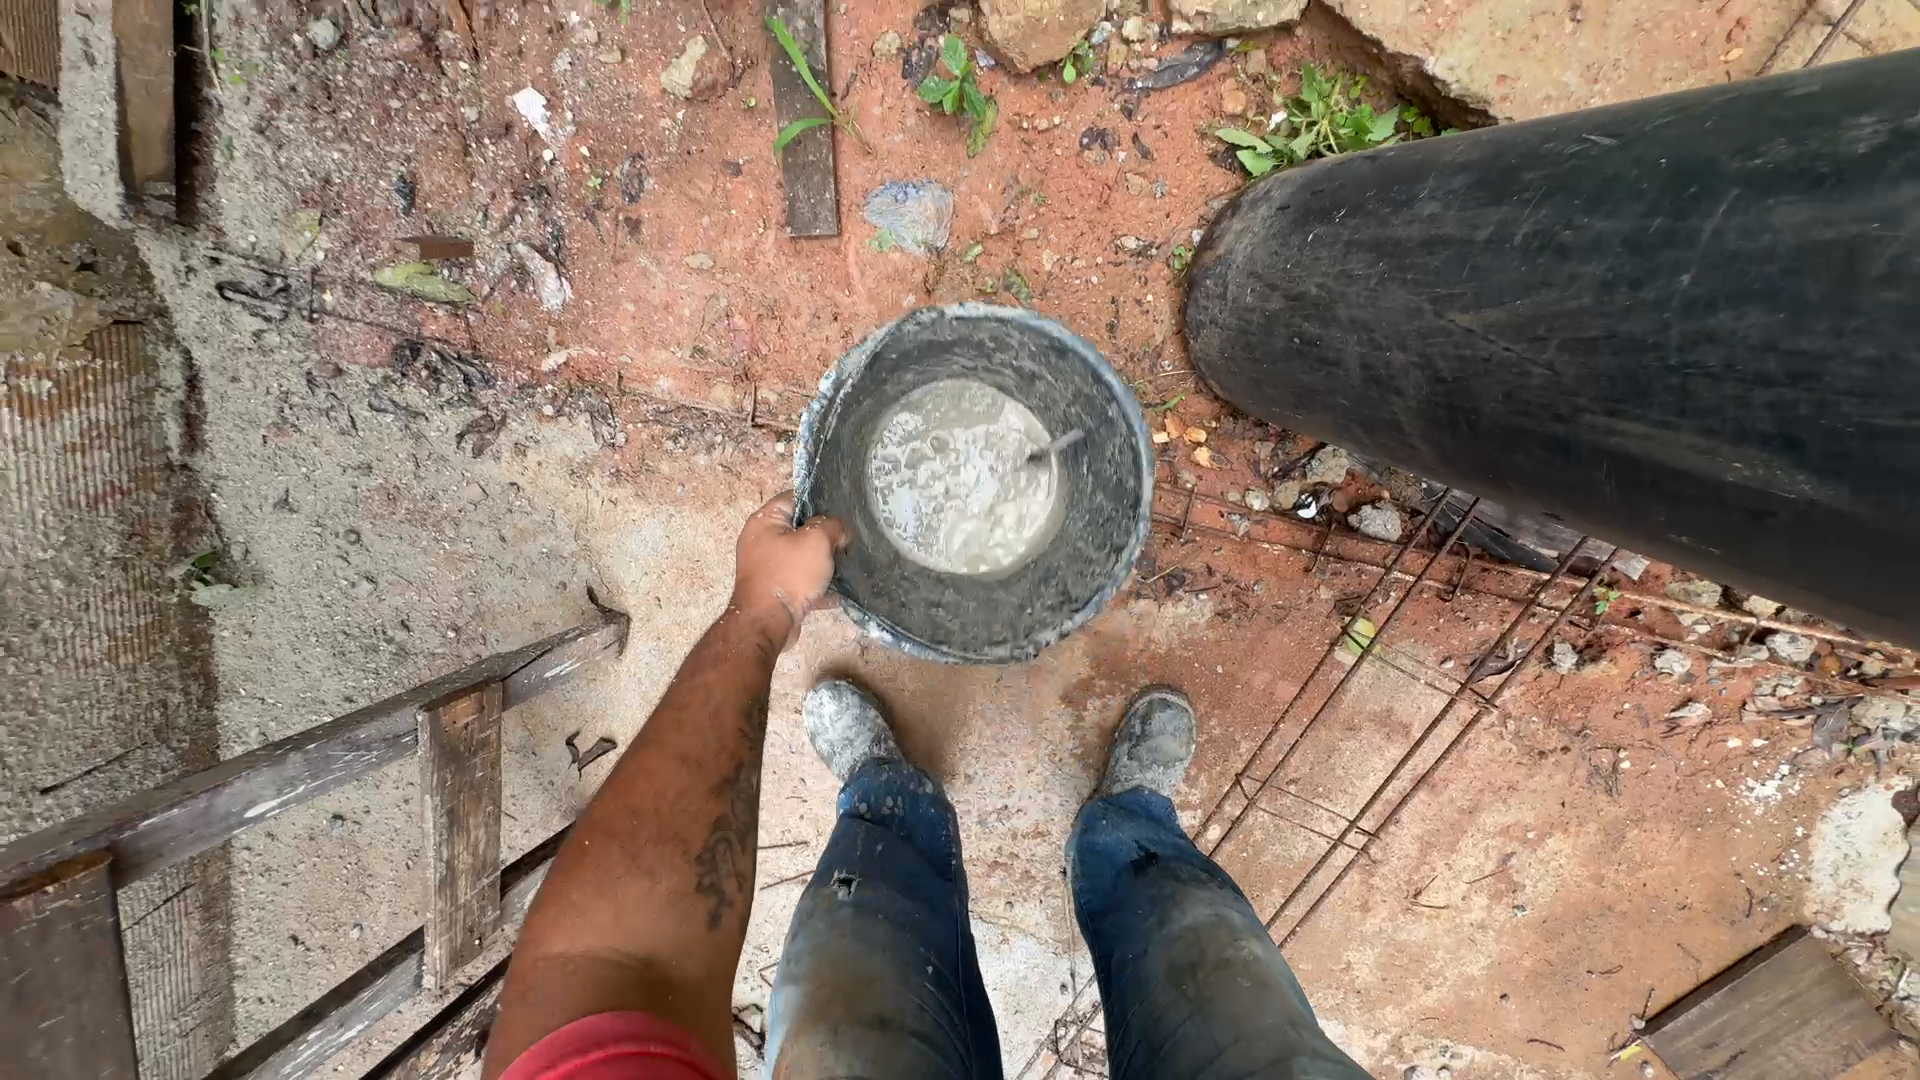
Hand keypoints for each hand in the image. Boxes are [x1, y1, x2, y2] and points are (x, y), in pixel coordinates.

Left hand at [730, 491, 850, 649]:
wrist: (768, 623)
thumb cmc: (789, 574)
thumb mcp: (817, 540)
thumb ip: (834, 526)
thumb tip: (840, 531)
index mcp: (764, 521)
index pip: (793, 498)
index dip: (818, 502)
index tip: (840, 513)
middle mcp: (762, 542)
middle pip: (800, 529)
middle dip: (825, 535)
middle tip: (846, 541)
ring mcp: (767, 568)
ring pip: (802, 556)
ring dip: (824, 561)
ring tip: (846, 564)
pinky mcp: (776, 590)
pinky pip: (801, 581)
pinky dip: (818, 585)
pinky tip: (838, 592)